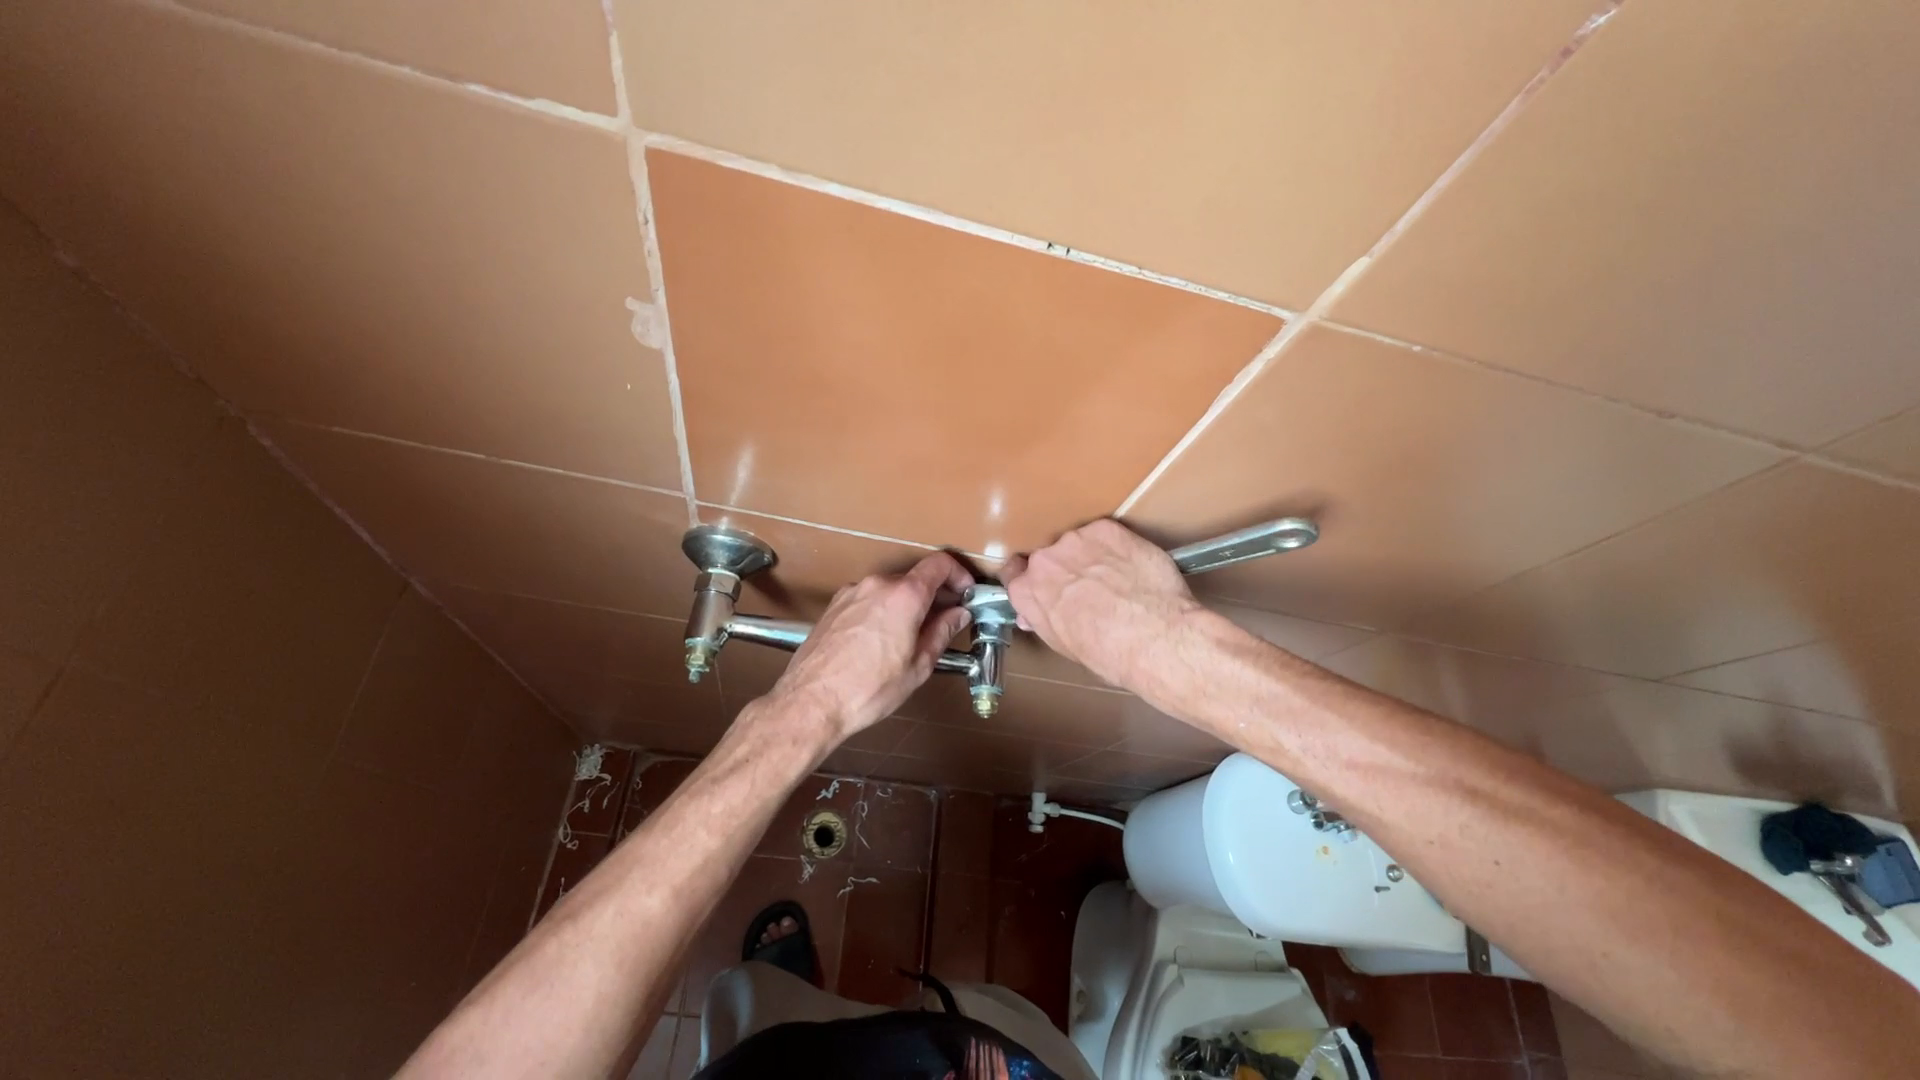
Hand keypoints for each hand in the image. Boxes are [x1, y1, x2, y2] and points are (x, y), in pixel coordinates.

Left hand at [768, 552, 973, 740]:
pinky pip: (869, 599)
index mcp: (904, 596)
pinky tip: (884, 640)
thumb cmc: (865, 689)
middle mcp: (877, 585)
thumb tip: (958, 615)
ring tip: (913, 636)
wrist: (812, 702)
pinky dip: (884, 610)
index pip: (939, 564)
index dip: (959, 574)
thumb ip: (942, 632)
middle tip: (946, 619)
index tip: (966, 591)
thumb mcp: (918, 665)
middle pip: (915, 578)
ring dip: (907, 605)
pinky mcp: (835, 605)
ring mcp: (852, 593)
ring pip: (891, 590)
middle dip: (934, 596)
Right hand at [1000, 519, 1202, 690]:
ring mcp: (1075, 541)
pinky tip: (1132, 568)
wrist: (1152, 636)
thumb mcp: (1065, 646)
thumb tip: (1032, 615)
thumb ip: (1044, 621)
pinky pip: (1106, 534)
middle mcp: (1044, 561)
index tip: (1042, 582)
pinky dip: (1117, 547)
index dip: (1029, 577)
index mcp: (1028, 592)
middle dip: (1066, 569)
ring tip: (1118, 580)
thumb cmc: (1109, 653)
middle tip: (1090, 588)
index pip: (1013, 573)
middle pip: (1050, 557)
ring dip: (1092, 555)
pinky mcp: (1106, 529)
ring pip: (1079, 543)